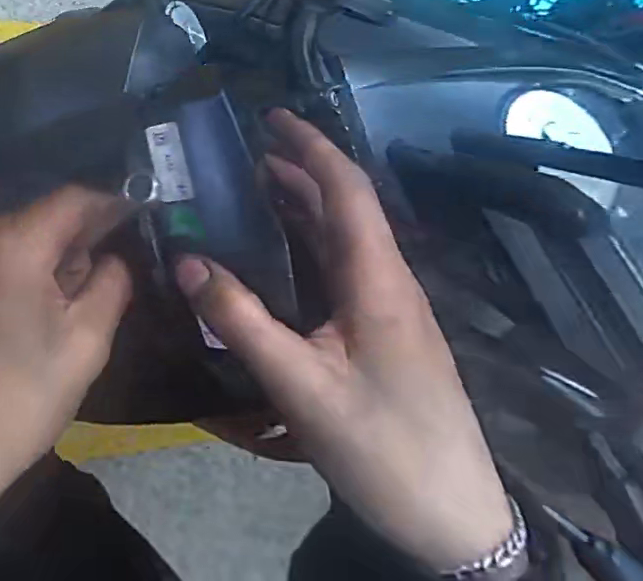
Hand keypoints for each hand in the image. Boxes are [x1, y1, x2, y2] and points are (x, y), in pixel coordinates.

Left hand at [0, 186, 133, 505]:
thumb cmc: (22, 394)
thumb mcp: (86, 341)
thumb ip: (111, 282)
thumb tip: (115, 255)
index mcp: (12, 242)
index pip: (72, 198)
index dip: (110, 202)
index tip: (142, 213)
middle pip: (47, 213)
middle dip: (85, 233)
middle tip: (118, 266)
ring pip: (26, 229)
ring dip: (58, 250)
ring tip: (81, 292)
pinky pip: (4, 247)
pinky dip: (32, 260)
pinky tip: (47, 296)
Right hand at [175, 110, 513, 571]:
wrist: (456, 525)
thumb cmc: (385, 449)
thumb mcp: (302, 387)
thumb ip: (241, 321)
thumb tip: (186, 259)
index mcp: (378, 281)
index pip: (348, 190)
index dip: (312, 146)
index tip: (271, 116)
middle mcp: (387, 281)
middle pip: (345, 204)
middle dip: (299, 165)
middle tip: (242, 148)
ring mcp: (388, 307)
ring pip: (342, 234)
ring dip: (300, 200)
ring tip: (249, 182)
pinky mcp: (381, 329)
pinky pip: (338, 263)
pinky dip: (303, 237)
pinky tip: (273, 246)